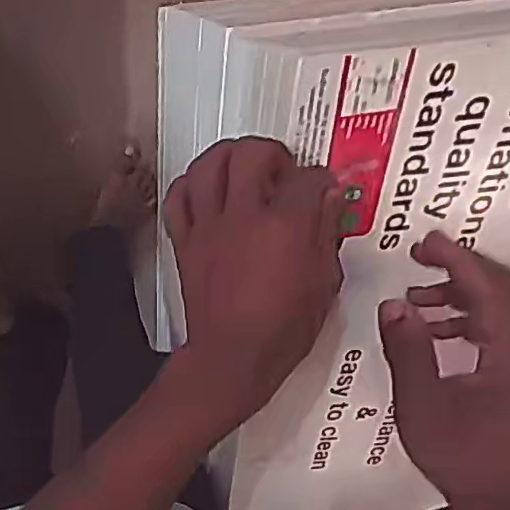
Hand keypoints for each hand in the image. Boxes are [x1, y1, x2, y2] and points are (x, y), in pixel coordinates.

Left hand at [165, 137, 347, 426]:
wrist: (232, 357)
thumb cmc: (278, 332)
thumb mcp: (322, 284)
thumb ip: (326, 235)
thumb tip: (330, 201)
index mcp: (284, 228)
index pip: (308, 178)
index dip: (322, 178)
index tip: (323, 188)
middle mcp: (243, 218)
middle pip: (252, 153)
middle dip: (273, 153)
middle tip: (282, 170)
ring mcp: (210, 228)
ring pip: (209, 164)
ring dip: (230, 157)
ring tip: (243, 167)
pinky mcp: (187, 242)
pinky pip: (178, 197)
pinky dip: (191, 185)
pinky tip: (206, 190)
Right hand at [377, 232, 509, 509]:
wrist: (509, 505)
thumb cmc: (472, 463)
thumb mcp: (424, 406)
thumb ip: (408, 351)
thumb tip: (394, 308)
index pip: (490, 286)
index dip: (456, 257)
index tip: (428, 242)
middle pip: (507, 287)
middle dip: (463, 265)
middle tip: (425, 256)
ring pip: (508, 307)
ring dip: (466, 293)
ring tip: (423, 297)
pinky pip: (506, 329)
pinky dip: (473, 317)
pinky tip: (439, 331)